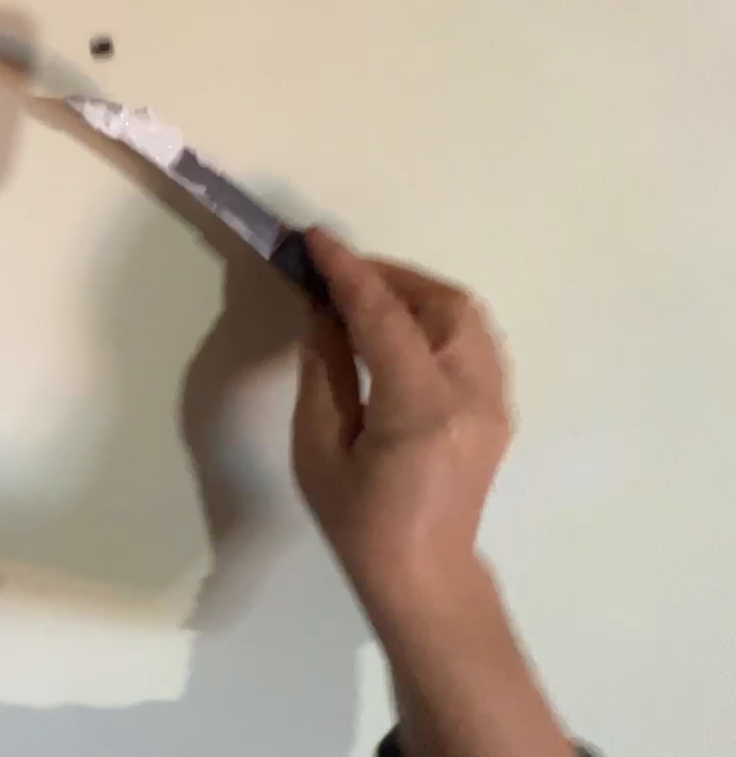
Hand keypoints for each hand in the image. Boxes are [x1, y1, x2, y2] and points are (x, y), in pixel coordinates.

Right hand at [292, 228, 511, 624]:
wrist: (421, 571)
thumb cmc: (354, 514)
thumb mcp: (318, 440)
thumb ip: (325, 369)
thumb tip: (321, 313)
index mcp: (419, 409)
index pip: (384, 317)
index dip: (347, 272)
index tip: (314, 239)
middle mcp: (472, 397)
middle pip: (444, 304)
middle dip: (386, 274)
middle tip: (332, 271)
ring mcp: (495, 402)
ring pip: (466, 316)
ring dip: (411, 291)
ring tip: (358, 293)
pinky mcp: (496, 408)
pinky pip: (471, 338)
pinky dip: (430, 314)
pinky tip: (391, 324)